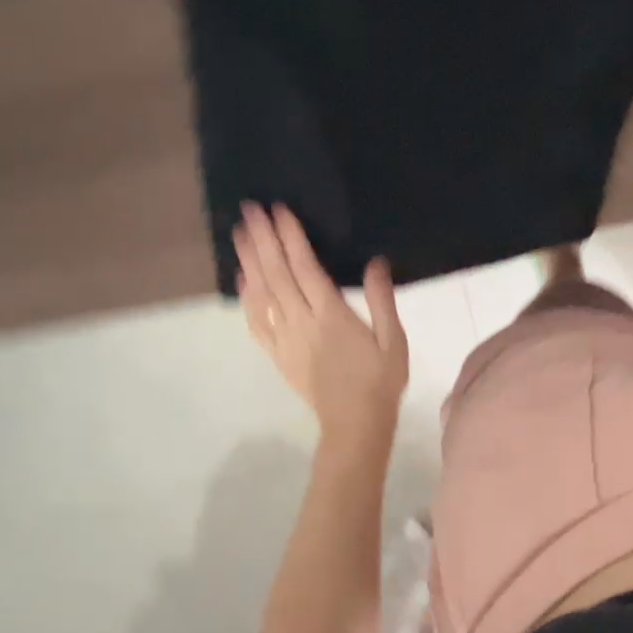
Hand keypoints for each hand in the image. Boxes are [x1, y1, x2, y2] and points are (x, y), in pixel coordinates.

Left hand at [233, 203, 407, 445]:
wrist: (355, 422)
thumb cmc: (381, 379)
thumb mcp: (394, 339)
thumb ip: (381, 299)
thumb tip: (375, 262)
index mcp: (331, 315)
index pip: (304, 267)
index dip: (290, 237)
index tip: (279, 211)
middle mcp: (301, 322)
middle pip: (276, 273)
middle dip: (262, 239)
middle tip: (249, 210)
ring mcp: (284, 338)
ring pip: (261, 292)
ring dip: (249, 260)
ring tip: (238, 233)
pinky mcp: (277, 353)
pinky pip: (256, 320)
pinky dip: (246, 296)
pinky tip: (244, 278)